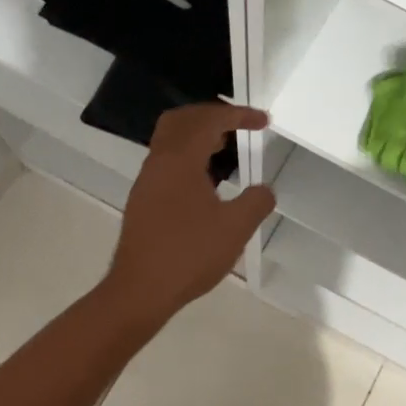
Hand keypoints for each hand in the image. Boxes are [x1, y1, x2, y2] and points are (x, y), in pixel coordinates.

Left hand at [106, 103, 275, 314]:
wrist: (140, 290)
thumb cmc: (189, 255)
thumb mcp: (235, 228)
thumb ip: (256, 202)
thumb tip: (264, 190)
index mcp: (179, 160)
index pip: (210, 121)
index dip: (239, 115)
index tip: (264, 121)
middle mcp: (158, 162)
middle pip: (183, 120)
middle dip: (213, 115)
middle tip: (240, 123)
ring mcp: (147, 181)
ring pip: (171, 140)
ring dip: (199, 135)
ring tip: (228, 147)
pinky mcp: (144, 200)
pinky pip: (168, 161)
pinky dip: (190, 156)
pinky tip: (208, 180)